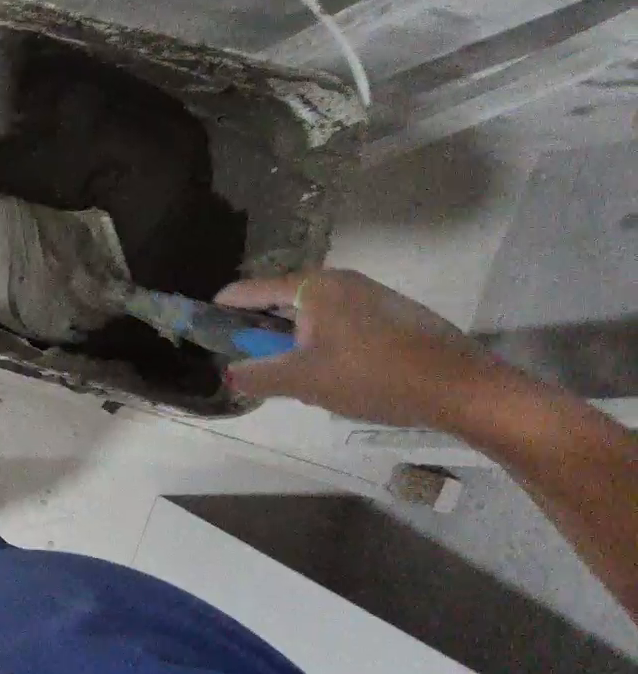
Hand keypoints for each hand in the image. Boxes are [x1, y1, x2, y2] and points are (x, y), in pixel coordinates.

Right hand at [215, 269, 505, 428]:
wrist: (469, 391)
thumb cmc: (375, 377)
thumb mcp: (302, 382)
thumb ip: (256, 375)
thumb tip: (230, 374)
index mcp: (313, 286)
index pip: (247, 291)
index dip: (221, 310)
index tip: (205, 330)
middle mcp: (341, 281)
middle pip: (281, 303)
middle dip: (265, 334)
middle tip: (261, 365)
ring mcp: (375, 296)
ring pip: (314, 317)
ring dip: (298, 343)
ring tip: (304, 377)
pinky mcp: (400, 315)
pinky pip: (344, 324)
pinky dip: (330, 345)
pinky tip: (343, 376)